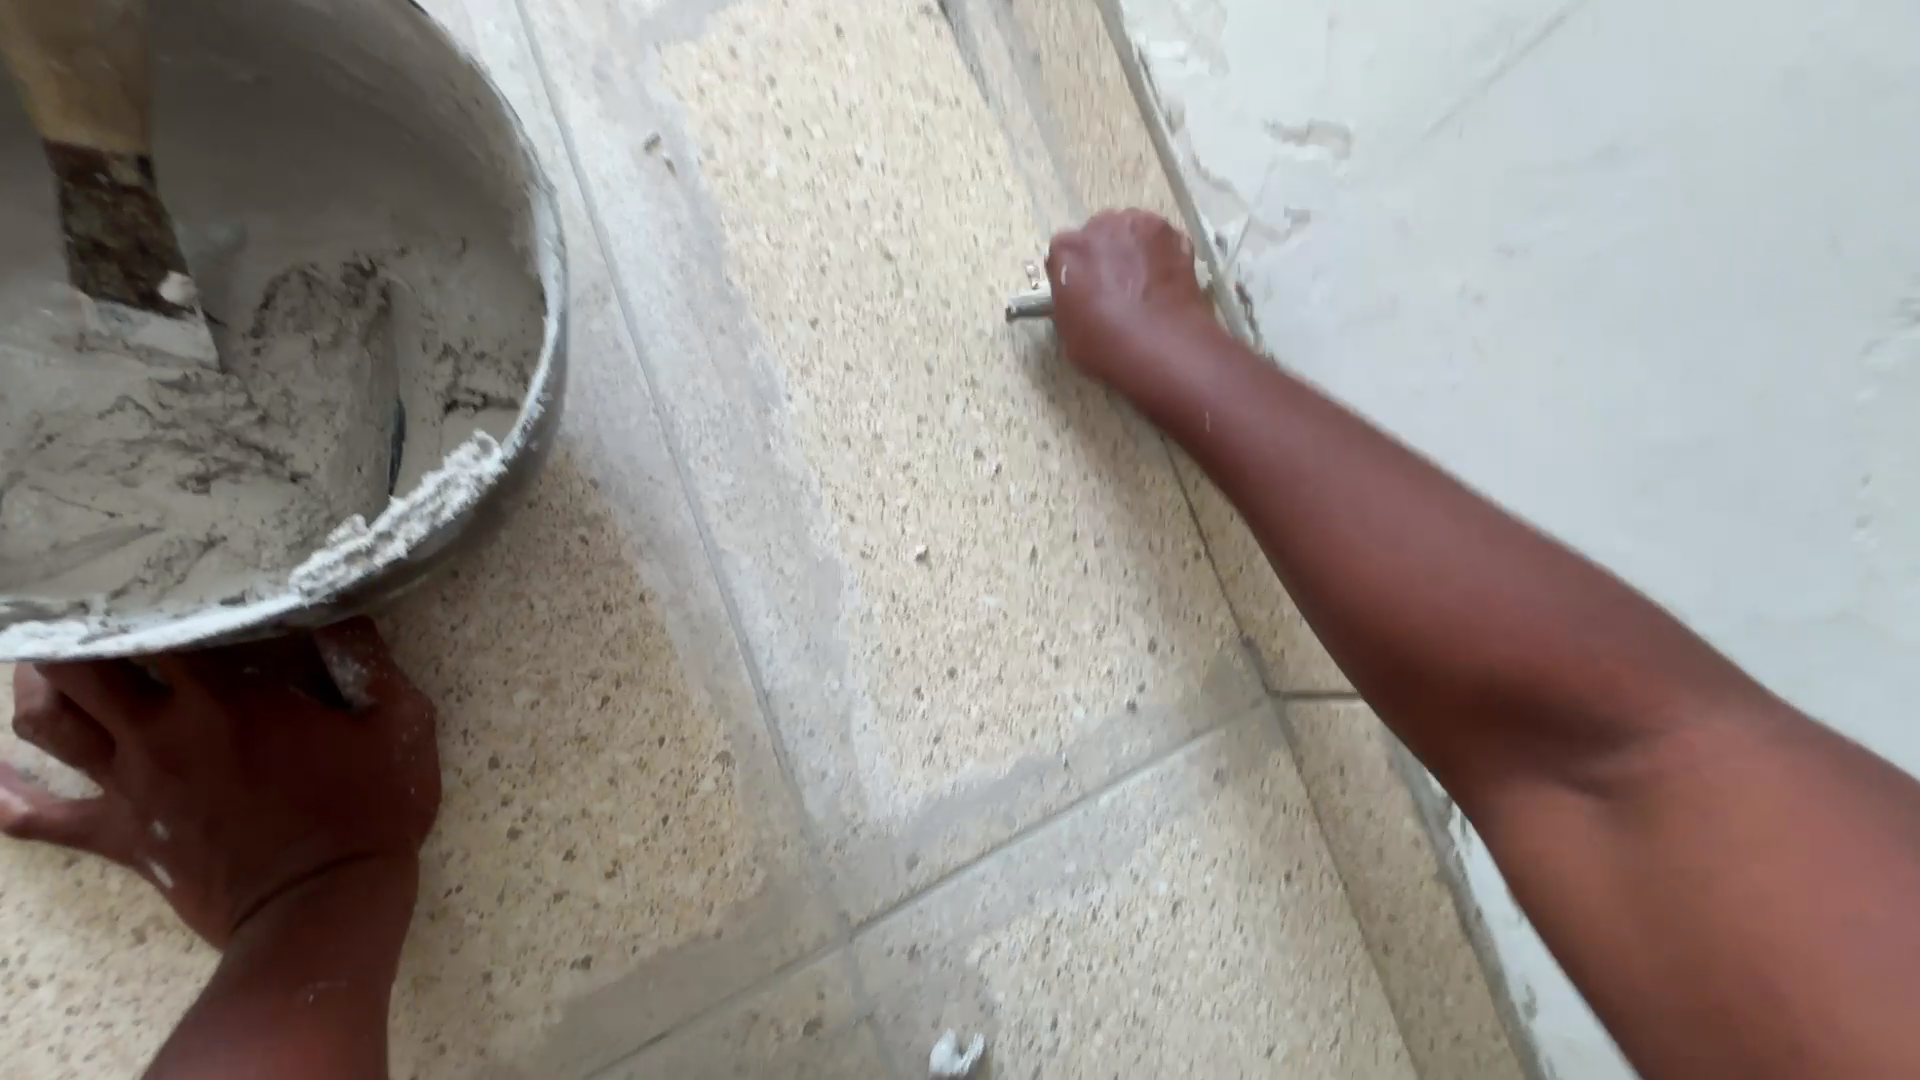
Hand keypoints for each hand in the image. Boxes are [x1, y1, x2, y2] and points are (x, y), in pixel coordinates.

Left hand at [0, 618, 438, 946]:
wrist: (324, 899)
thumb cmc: (371, 804)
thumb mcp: (401, 723)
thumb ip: (370, 663)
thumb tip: (342, 612)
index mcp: (233, 700)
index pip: (163, 632)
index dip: (150, 600)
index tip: (154, 577)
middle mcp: (165, 732)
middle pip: (84, 671)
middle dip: (75, 636)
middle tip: (86, 613)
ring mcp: (132, 786)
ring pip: (49, 725)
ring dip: (38, 689)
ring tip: (45, 665)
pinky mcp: (120, 836)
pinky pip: (37, 817)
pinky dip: (7, 796)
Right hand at [1045, 209, 1218, 391]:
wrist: (1162, 346)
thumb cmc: (1106, 346)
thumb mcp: (1067, 330)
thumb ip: (1068, 299)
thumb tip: (1079, 296)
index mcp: (1067, 250)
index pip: (1063, 253)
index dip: (1074, 274)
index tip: (1082, 292)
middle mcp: (1101, 227)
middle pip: (1098, 233)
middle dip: (1103, 254)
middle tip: (1113, 287)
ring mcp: (1141, 226)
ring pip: (1131, 232)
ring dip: (1132, 249)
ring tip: (1141, 283)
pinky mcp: (1175, 234)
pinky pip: (1160, 241)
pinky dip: (1160, 255)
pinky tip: (1163, 281)